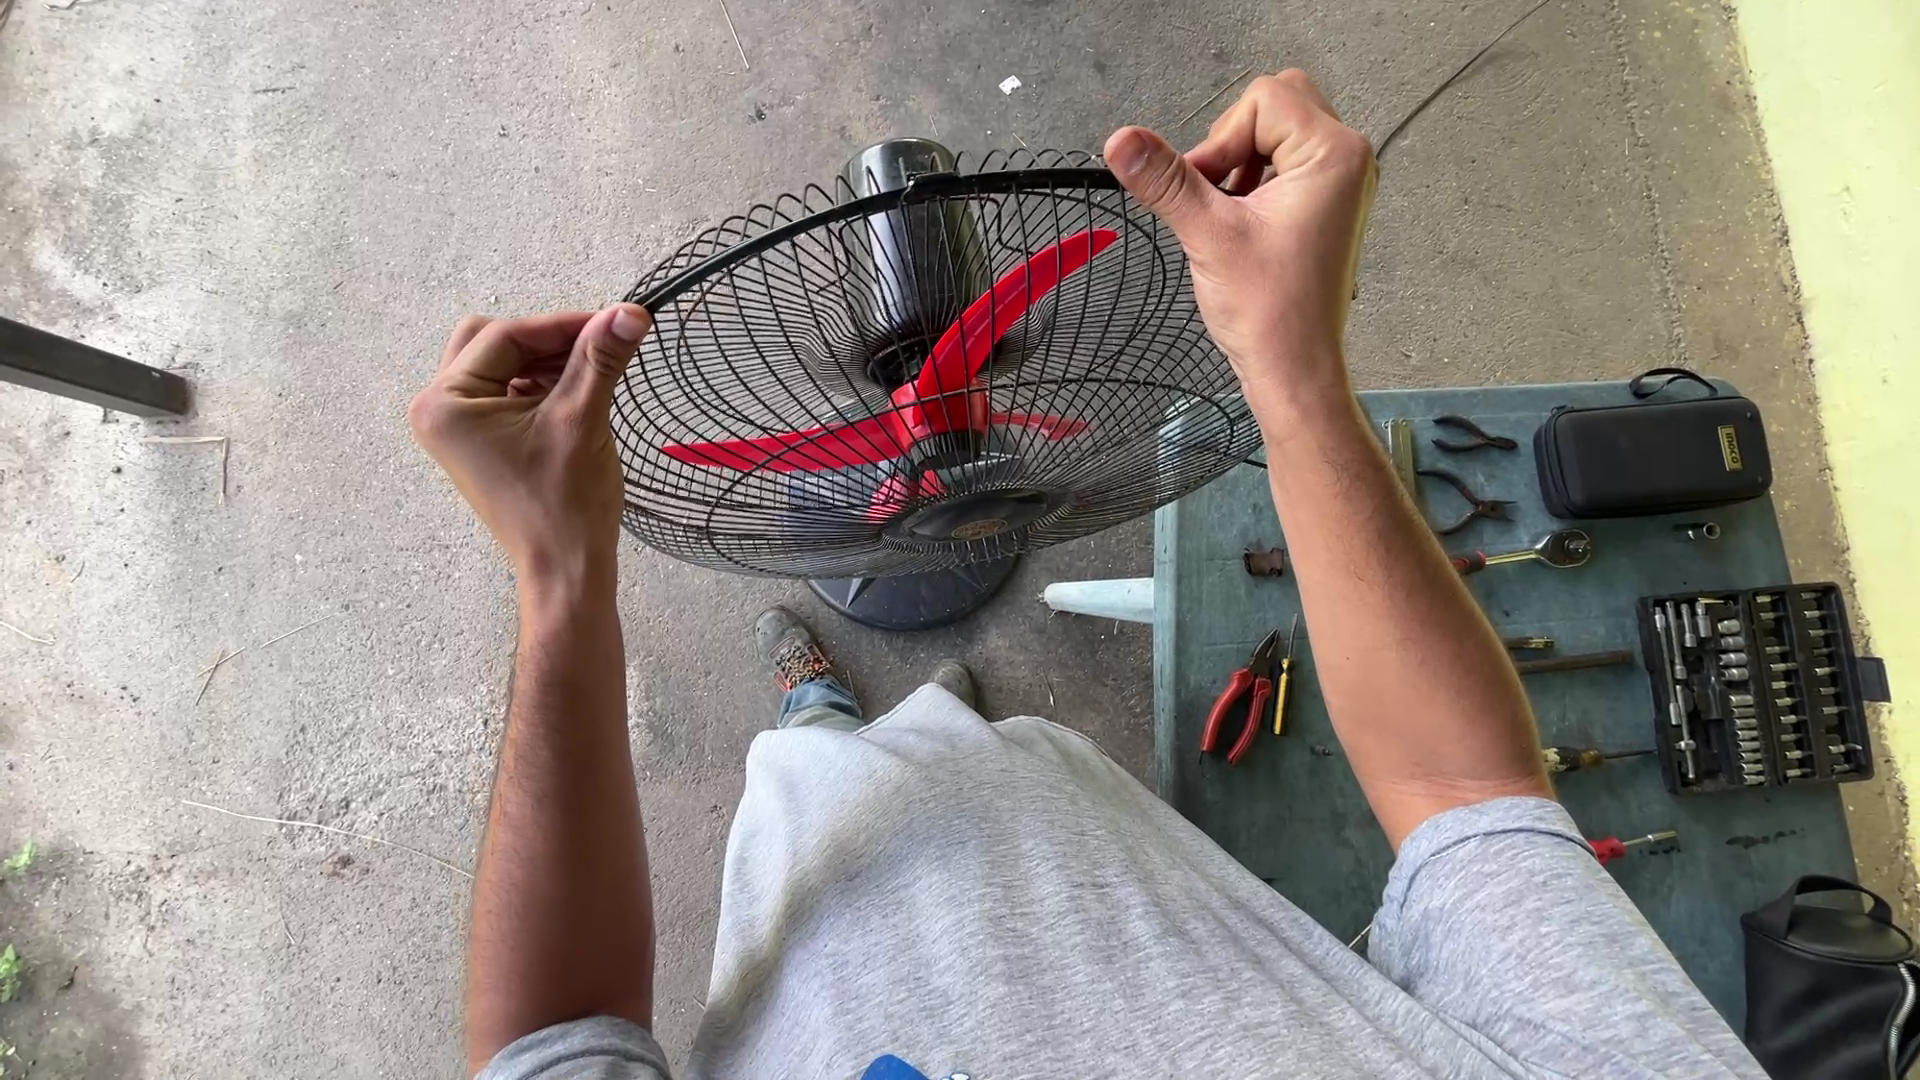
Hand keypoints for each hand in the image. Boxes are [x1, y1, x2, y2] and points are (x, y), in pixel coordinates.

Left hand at [407, 304, 651, 588]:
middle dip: (549, 343)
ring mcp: (460, 428)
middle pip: (494, 343)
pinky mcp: (484, 442)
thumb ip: (602, 359)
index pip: (505, 336)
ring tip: (595, 380)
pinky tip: (580, 400)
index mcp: (447, 403)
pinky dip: (545, 388)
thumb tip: (629, 312)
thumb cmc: (566, 503)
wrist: (567, 566)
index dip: (563, 325)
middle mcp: (440, 410)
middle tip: (599, 351)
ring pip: (504, 366)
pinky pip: (511, 394)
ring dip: (550, 365)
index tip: (613, 322)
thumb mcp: (583, 420)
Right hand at [1105, 70, 1375, 403]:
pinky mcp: (1322, 209)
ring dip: (1236, 168)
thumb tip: (1122, 141)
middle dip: (1230, 146)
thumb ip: (1165, 182)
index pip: (1262, 100)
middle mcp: (1344, 160)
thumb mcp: (1207, 237)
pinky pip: (1280, 170)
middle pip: (1274, 107)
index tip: (1202, 194)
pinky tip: (1235, 229)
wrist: (1292, 369)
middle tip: (1214, 198)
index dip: (1218, 143)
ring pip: (1274, 138)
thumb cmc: (1268, 313)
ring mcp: (1335, 186)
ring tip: (1224, 220)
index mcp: (1332, 154)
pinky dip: (1249, 187)